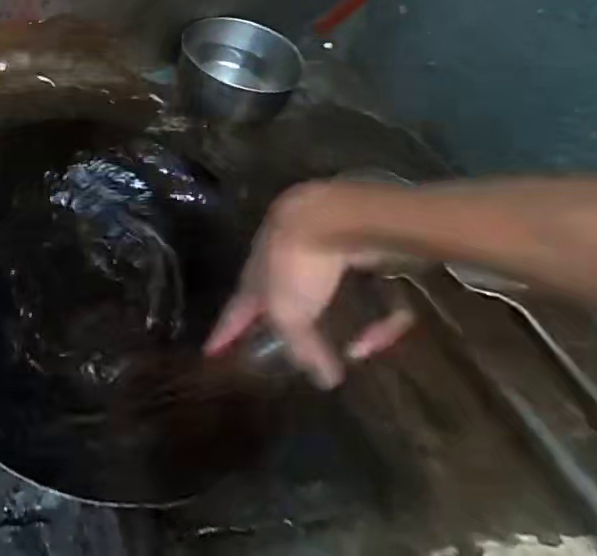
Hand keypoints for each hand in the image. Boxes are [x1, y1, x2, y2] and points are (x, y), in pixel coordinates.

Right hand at [202, 181, 414, 388]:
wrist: (331, 217)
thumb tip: (323, 379)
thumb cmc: (295, 263)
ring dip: (342, 324)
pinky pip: (367, 299)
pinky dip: (377, 317)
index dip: (224, 333)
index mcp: (256, 280)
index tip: (209, 352)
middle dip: (285, 324)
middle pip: (279, 301)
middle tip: (294, 350)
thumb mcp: (287, 312)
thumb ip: (300, 347)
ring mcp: (316, 260)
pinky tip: (387, 330)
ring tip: (356, 348)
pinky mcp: (353, 257)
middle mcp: (281, 268)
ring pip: (326, 299)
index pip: (235, 313)